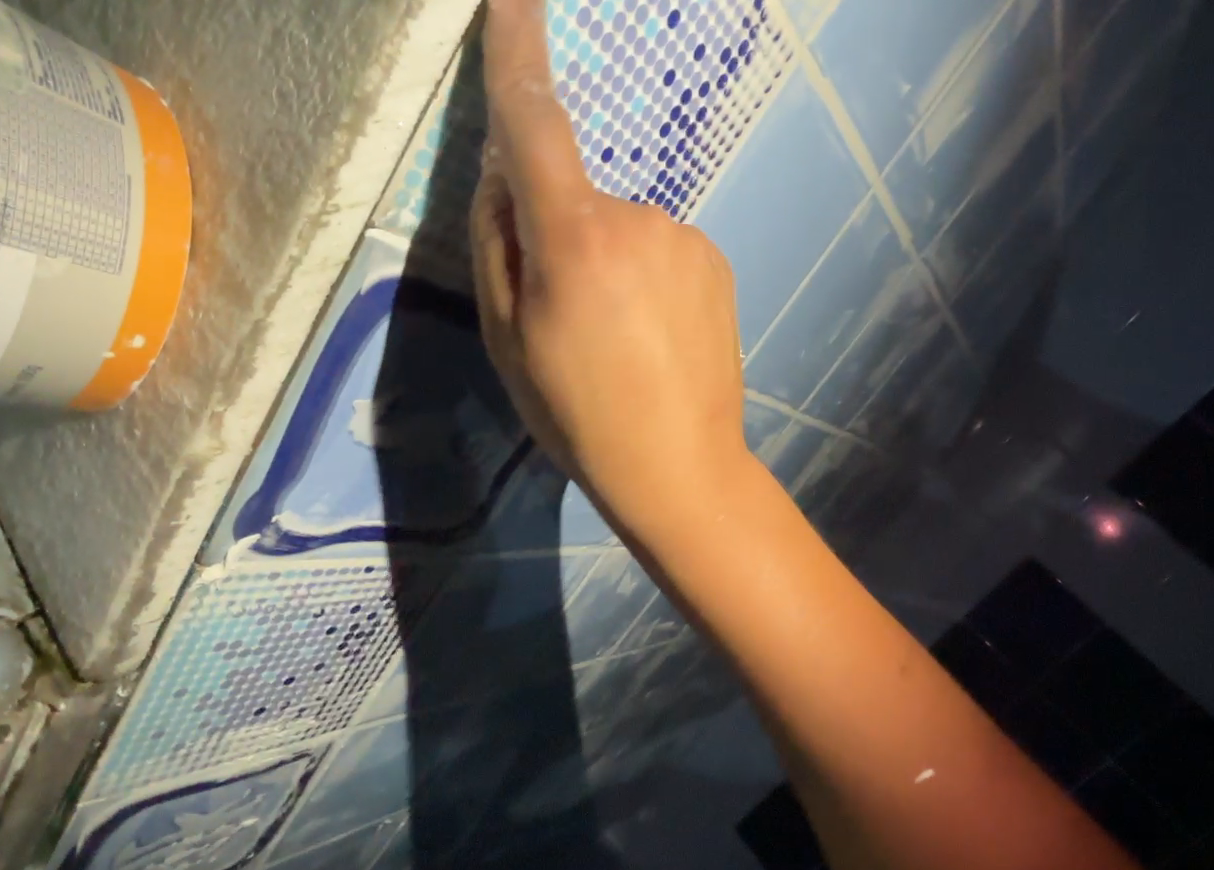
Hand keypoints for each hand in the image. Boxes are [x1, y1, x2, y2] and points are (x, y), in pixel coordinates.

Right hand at [471, 0, 750, 539]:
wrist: (680, 470)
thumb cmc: (579, 418)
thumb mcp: (507, 344)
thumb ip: (497, 247)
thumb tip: (502, 176)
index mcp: (576, 239)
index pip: (537, 125)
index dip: (516, 56)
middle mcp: (638, 219)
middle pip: (575, 199)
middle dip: (558, 239)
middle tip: (565, 325)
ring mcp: (685, 238)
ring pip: (620, 230)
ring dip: (605, 265)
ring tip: (616, 345)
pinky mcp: (716, 261)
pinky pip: (659, 252)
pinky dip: (644, 280)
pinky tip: (652, 340)